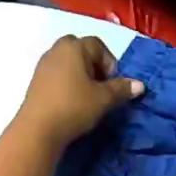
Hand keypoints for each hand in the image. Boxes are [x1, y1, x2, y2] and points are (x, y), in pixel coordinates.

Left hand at [13, 36, 143, 147]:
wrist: (37, 129)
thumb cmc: (74, 107)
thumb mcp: (103, 99)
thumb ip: (121, 89)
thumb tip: (140, 85)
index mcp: (74, 47)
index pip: (98, 46)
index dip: (110, 63)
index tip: (113, 84)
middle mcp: (56, 50)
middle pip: (81, 51)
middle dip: (94, 67)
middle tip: (101, 88)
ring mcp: (43, 65)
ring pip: (68, 64)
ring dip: (80, 76)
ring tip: (87, 98)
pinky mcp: (35, 82)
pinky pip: (57, 76)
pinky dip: (67, 84)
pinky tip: (71, 103)